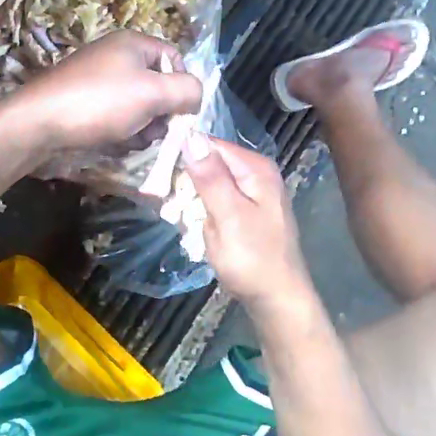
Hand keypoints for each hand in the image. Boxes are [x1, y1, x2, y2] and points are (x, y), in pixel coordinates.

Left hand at [7, 31, 202, 151]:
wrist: (35, 124)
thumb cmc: (99, 103)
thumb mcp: (153, 93)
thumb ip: (187, 90)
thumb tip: (196, 96)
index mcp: (134, 43)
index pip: (177, 59)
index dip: (183, 86)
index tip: (179, 112)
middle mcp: (117, 55)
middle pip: (160, 84)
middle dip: (163, 111)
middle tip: (155, 131)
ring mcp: (99, 78)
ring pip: (141, 103)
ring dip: (145, 125)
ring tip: (134, 139)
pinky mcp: (85, 100)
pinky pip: (119, 114)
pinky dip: (124, 129)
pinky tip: (117, 142)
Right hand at [182, 132, 317, 314]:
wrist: (278, 300)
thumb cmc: (252, 259)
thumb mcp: (228, 216)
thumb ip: (210, 177)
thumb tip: (192, 135)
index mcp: (256, 169)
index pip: (211, 144)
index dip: (184, 153)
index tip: (158, 168)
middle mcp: (258, 175)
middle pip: (212, 163)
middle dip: (188, 180)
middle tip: (171, 203)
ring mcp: (255, 195)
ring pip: (212, 185)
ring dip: (194, 200)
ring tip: (182, 217)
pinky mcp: (248, 214)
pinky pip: (219, 202)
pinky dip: (205, 213)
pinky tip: (198, 228)